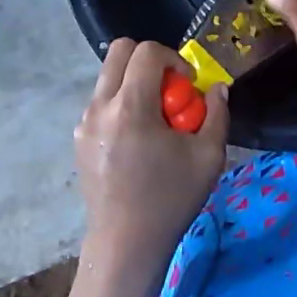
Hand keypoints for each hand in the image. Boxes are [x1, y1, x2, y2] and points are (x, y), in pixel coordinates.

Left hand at [74, 39, 229, 264]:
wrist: (125, 245)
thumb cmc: (170, 200)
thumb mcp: (208, 157)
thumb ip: (216, 114)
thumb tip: (217, 89)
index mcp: (131, 106)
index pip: (147, 52)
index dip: (173, 58)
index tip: (187, 86)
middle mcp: (100, 106)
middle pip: (119, 51)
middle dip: (149, 59)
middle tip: (168, 89)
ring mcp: (84, 122)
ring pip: (108, 76)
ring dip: (134, 82)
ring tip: (154, 119)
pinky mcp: (78, 139)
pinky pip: (101, 102)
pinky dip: (121, 104)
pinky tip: (137, 139)